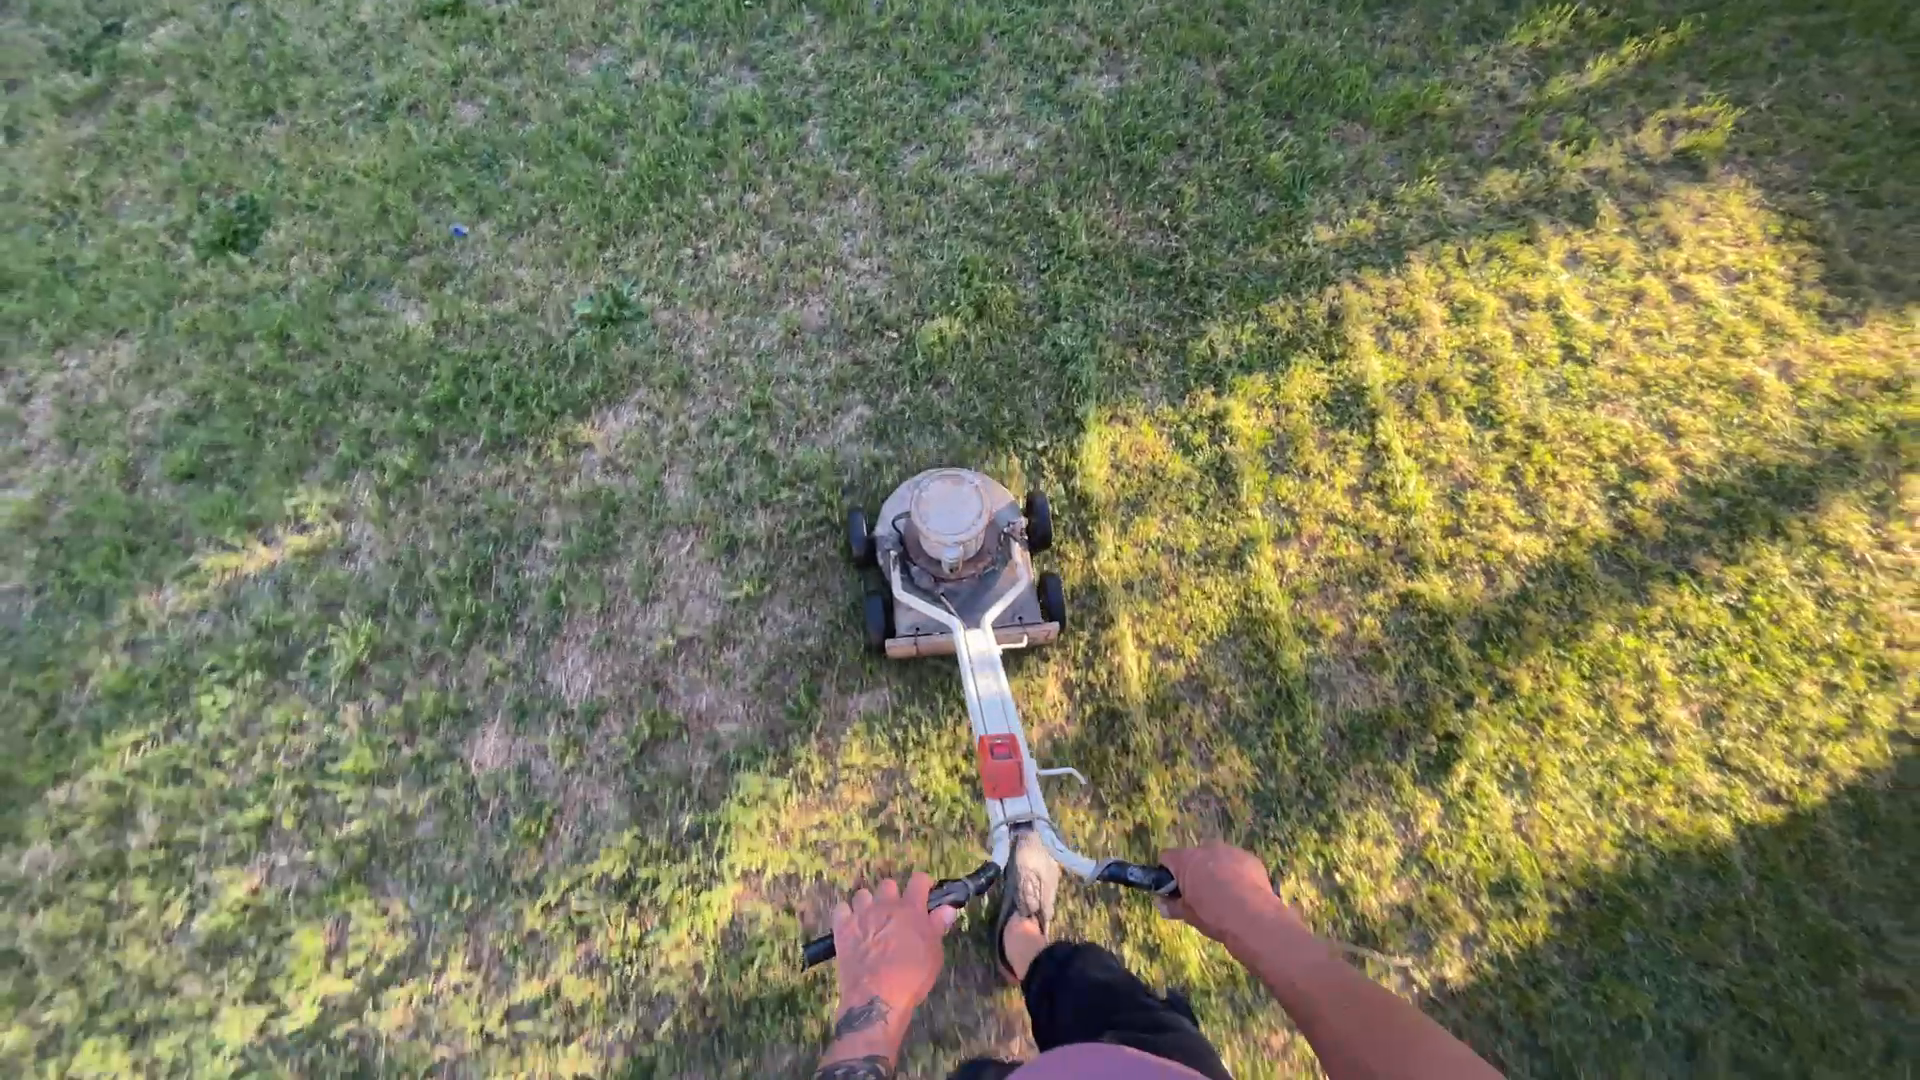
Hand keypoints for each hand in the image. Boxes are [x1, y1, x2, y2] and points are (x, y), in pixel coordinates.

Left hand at [831, 871, 958, 1021]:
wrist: (877, 999)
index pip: (918, 880)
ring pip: (863, 894)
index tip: (925, 893)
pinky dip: (846, 915)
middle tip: (896, 914)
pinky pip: (841, 909)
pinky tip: (851, 927)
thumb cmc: (912, 978)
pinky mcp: (843, 928)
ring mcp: (862, 914)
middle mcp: (885, 904)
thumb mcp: (933, 954)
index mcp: (910, 908)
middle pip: (888, 884)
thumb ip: (938, 927)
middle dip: (893, 895)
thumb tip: (947, 908)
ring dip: (868, 904)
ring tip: (872, 920)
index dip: (923, 884)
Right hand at [1158, 841, 1308, 949]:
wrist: (1254, 919)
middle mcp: (1206, 848)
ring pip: (1216, 858)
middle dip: (1194, 872)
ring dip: (1216, 871)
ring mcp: (1229, 851)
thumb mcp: (1189, 915)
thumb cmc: (1215, 916)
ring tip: (1225, 896)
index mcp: (1186, 860)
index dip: (1167, 874)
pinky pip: (1237, 863)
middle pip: (1193, 857)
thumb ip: (1173, 906)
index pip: (1166, 858)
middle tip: (1201, 896)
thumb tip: (1161, 904)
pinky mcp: (1249, 858)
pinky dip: (1236, 874)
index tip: (1174, 891)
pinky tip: (1243, 893)